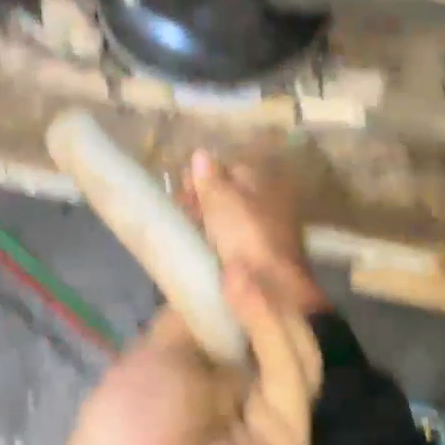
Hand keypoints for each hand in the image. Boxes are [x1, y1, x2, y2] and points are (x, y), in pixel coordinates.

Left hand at [35, 267, 323, 444]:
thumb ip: (191, 319)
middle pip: (275, 331)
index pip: (242, 321)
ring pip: (294, 349)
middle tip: (246, 245)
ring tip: (241, 267)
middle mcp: (244, 391)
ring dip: (270, 301)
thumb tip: (217, 282)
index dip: (242, 283)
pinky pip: (292, 377)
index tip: (232, 239)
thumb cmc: (123, 429)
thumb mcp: (151, 356)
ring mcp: (271, 416)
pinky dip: (273, 327)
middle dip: (264, 286)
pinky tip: (247, 291)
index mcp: (207, 374)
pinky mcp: (292, 439)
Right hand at [181, 149, 328, 314]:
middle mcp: (265, 209)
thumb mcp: (224, 199)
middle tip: (177, 204)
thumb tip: (201, 154)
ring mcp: (257, 238)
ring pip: (223, 221)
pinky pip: (221, 245)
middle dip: (201, 198)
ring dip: (201, 221)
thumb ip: (210, 178)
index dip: (208, 173)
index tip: (184, 181)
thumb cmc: (247, 234)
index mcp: (266, 187)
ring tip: (177, 224)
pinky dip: (205, 243)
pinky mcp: (246, 264)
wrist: (266, 290)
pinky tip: (187, 245)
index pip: (234, 169)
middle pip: (228, 196)